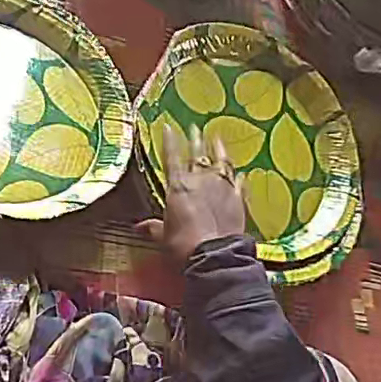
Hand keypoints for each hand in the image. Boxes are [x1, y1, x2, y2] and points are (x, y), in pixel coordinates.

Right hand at [138, 123, 248, 262]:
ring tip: (217, 137)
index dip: (169, 141)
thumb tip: (139, 227)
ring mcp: (222, 187)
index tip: (168, 126)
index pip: (171, 158)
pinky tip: (241, 172)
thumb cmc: (183, 244)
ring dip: (218, 149)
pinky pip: (239, 183)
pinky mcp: (238, 199)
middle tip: (195, 128)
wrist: (214, 254)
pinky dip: (239, 176)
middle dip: (195, 140)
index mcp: (178, 187)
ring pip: (220, 162)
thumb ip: (153, 227)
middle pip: (197, 155)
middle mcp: (200, 181)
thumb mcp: (163, 236)